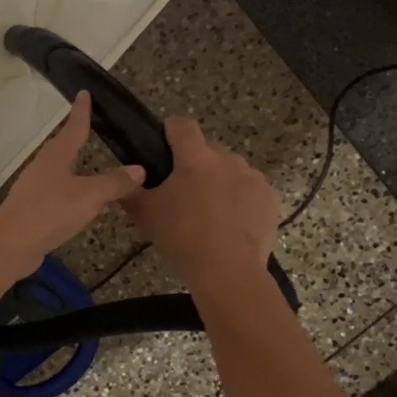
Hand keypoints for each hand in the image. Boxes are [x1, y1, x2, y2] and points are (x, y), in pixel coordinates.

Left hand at [0, 92, 146, 279]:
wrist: (10, 244)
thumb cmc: (50, 211)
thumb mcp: (90, 195)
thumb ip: (114, 183)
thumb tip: (139, 168)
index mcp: (56, 156)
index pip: (73, 128)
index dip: (81, 111)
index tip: (84, 93)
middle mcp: (42, 168)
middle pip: (62, 147)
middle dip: (75, 137)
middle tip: (89, 128)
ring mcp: (34, 189)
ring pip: (58, 172)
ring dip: (73, 167)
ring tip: (88, 165)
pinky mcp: (32, 210)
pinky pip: (56, 194)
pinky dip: (70, 193)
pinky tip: (78, 203)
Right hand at [121, 117, 280, 291]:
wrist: (227, 270)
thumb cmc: (181, 237)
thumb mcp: (143, 213)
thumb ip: (130, 190)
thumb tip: (125, 178)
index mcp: (196, 158)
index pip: (181, 125)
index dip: (168, 130)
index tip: (161, 147)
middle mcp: (228, 160)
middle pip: (207, 149)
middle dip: (194, 164)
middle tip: (181, 192)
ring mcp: (254, 178)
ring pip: (230, 169)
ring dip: (218, 181)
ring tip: (208, 211)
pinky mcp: (271, 198)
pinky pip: (250, 190)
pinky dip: (240, 199)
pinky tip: (230, 223)